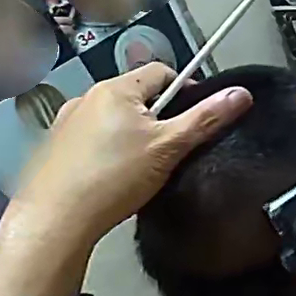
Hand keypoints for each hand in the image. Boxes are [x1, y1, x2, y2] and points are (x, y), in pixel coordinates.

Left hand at [0, 64, 248, 295]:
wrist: (52, 223)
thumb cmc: (115, 178)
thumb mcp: (170, 147)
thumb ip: (207, 118)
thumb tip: (243, 93)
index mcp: (115, 89)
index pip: (162, 71)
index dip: (186, 90)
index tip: (196, 120)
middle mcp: (86, 97)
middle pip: (139, 94)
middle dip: (161, 114)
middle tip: (174, 147)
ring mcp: (65, 123)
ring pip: (115, 117)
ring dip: (134, 131)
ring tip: (145, 164)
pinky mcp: (52, 148)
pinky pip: (93, 136)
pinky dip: (109, 147)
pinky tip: (114, 175)